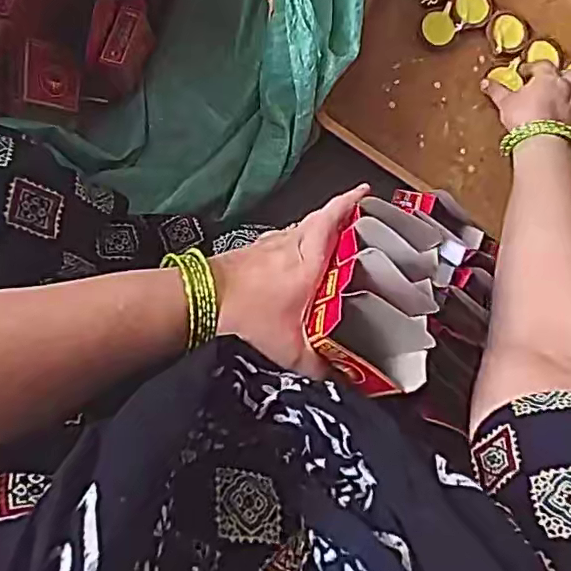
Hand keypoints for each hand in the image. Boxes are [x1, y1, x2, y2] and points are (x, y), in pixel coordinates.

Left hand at [210, 184, 367, 378]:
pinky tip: (298, 256)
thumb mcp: (290, 348)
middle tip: (357, 214)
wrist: (206, 297)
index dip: (349, 202)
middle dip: (340, 211)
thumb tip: (340, 377)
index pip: (332, 219)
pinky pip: (285, 237)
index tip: (364, 192)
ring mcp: (271, 243)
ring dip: (319, 225)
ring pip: (302, 226)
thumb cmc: (248, 314)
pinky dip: (298, 239)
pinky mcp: (256, 248)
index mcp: (307, 259)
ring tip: (334, 237)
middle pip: (320, 217)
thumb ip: (319, 365)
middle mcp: (290, 243)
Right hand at [480, 60, 570, 131]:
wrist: (543, 140)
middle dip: (562, 74)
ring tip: (568, 92)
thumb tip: (486, 82)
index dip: (533, 67)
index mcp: (547, 77)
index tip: (525, 72)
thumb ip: (497, 90)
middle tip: (552, 79)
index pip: (543, 65)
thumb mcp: (505, 102)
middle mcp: (566, 86)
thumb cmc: (523, 116)